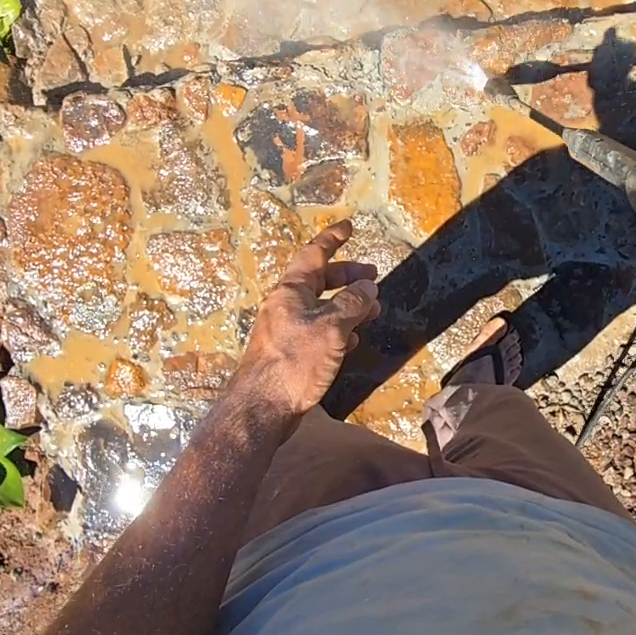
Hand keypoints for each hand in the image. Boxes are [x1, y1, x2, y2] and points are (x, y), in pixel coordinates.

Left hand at [231, 220, 381, 415]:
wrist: (263, 408)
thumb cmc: (295, 362)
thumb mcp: (331, 328)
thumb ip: (352, 304)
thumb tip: (368, 288)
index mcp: (291, 291)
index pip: (314, 254)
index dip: (333, 239)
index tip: (348, 227)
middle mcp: (285, 306)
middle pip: (320, 281)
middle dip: (347, 276)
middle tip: (372, 276)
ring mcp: (286, 331)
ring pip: (321, 308)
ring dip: (347, 306)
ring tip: (372, 311)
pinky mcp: (290, 354)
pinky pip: (318, 332)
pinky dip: (337, 330)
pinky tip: (351, 341)